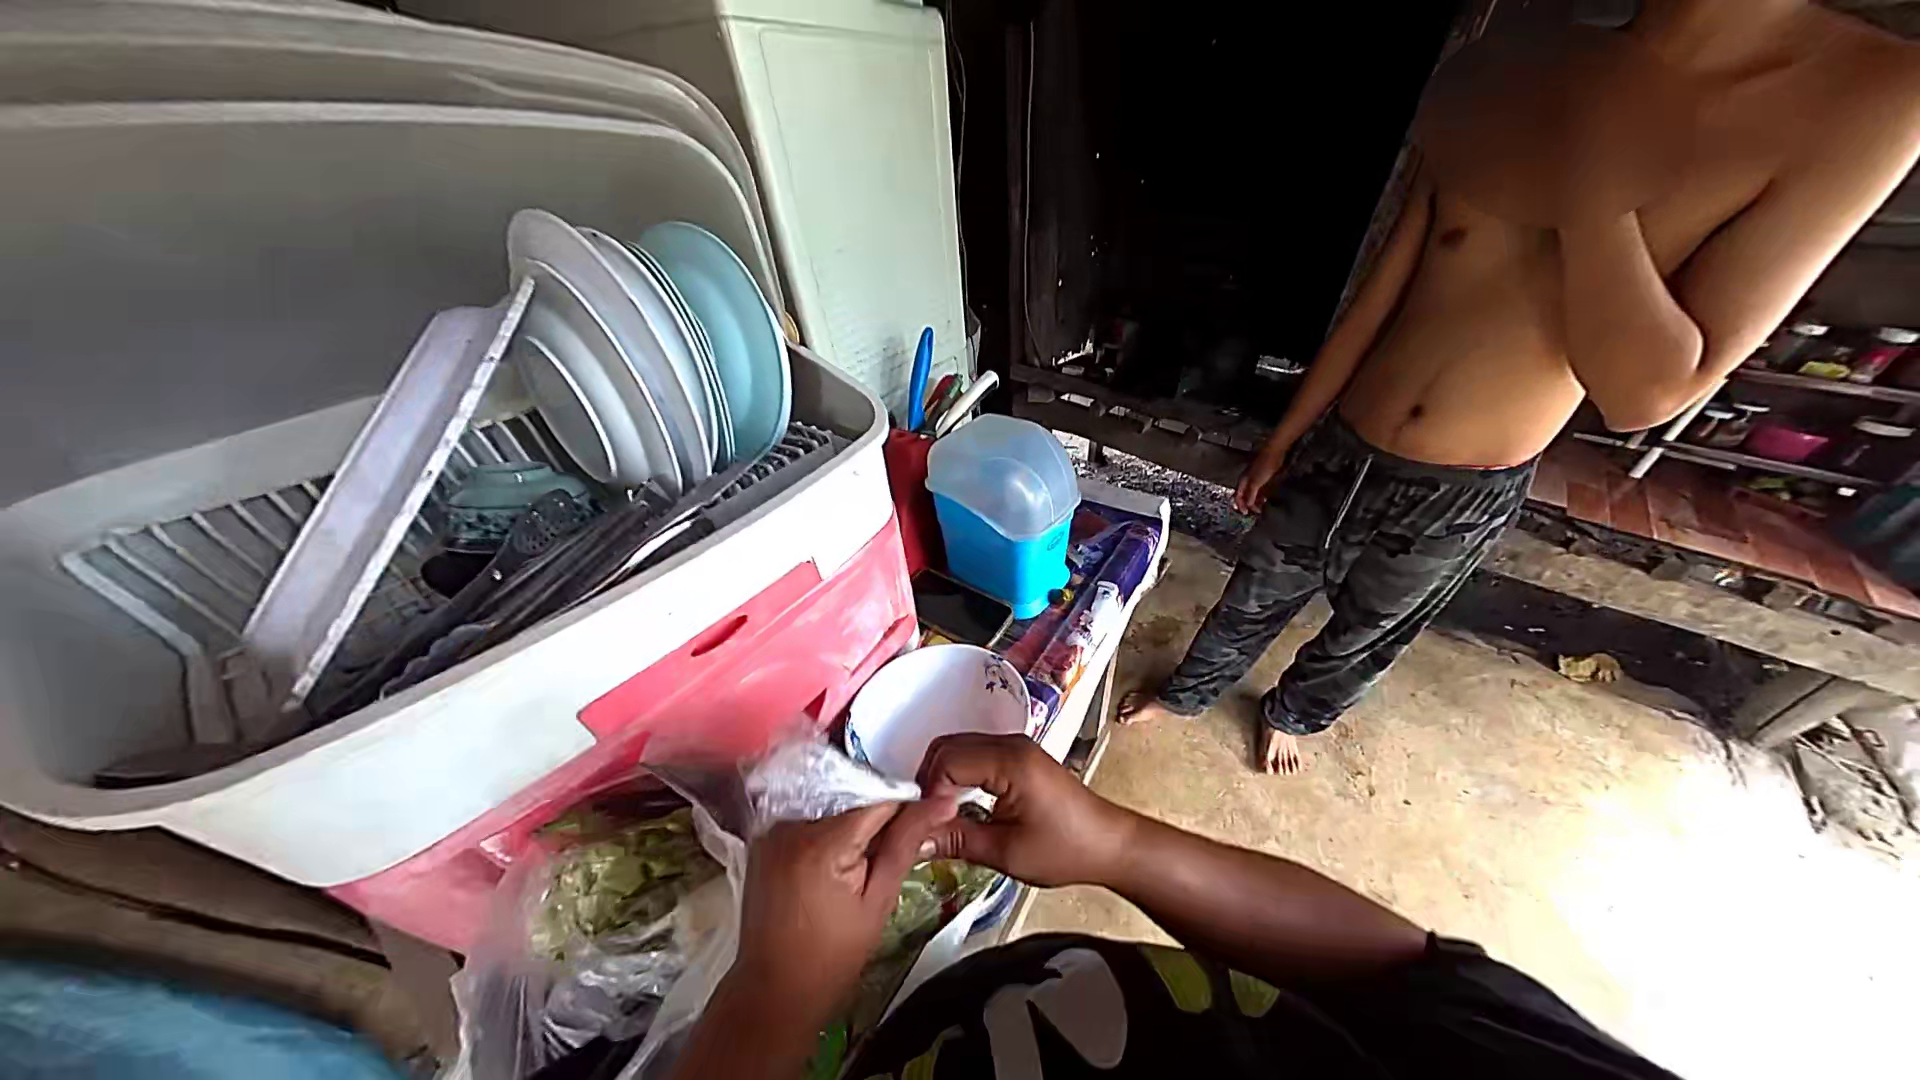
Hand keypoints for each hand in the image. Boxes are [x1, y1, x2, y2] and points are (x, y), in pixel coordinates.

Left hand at [731, 798, 957, 1017]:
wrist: (772, 992)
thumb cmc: (830, 958)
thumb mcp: (878, 901)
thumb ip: (907, 843)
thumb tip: (943, 804)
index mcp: (822, 842)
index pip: (879, 799)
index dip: (907, 806)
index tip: (924, 817)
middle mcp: (792, 823)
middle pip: (854, 794)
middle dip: (881, 811)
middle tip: (893, 844)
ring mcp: (774, 827)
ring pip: (833, 799)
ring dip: (855, 816)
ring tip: (865, 853)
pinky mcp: (766, 835)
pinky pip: (810, 812)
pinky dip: (831, 823)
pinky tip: (838, 854)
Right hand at [918, 734, 1137, 887]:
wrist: (1109, 844)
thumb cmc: (1065, 849)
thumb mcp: (1007, 852)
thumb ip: (957, 840)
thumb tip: (914, 840)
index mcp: (1010, 761)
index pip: (948, 760)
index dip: (929, 791)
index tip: (927, 823)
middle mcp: (1010, 743)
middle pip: (949, 746)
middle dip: (930, 779)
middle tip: (926, 818)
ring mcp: (1015, 746)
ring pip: (960, 747)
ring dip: (943, 776)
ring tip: (940, 814)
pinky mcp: (1017, 755)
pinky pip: (975, 753)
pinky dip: (959, 773)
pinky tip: (959, 803)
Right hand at [1233, 446, 1285, 515]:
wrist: (1273, 454)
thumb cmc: (1263, 467)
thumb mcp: (1256, 483)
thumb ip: (1251, 495)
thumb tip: (1248, 505)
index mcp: (1242, 482)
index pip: (1237, 497)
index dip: (1240, 506)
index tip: (1246, 513)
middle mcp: (1246, 481)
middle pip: (1244, 496)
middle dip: (1248, 505)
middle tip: (1255, 512)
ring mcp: (1253, 479)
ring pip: (1251, 493)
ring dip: (1255, 501)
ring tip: (1261, 507)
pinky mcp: (1261, 477)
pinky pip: (1258, 490)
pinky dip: (1260, 496)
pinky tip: (1265, 498)